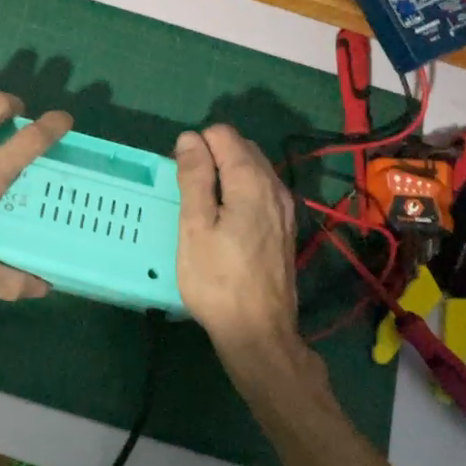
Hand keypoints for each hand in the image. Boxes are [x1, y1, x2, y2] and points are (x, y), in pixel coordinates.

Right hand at [175, 126, 307, 360]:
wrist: (258, 330)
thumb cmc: (217, 280)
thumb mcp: (194, 226)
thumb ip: (194, 177)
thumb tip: (190, 138)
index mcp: (251, 181)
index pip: (223, 135)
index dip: (196, 147)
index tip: (180, 179)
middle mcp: (275, 187)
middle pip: (242, 148)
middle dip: (211, 157)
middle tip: (187, 193)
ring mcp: (284, 208)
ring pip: (253, 170)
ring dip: (225, 175)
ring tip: (201, 208)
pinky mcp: (285, 228)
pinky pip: (261, 191)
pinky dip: (240, 193)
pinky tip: (225, 221)